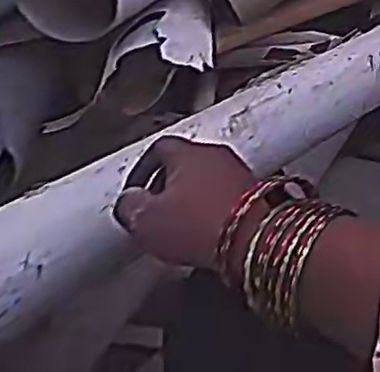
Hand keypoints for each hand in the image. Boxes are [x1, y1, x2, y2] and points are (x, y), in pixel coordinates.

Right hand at [114, 136, 255, 270]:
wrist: (249, 232)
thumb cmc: (196, 222)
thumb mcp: (145, 219)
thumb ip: (130, 205)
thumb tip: (130, 198)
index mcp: (190, 153)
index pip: (160, 147)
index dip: (141, 169)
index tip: (132, 192)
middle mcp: (217, 153)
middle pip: (183, 160)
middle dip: (163, 183)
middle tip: (149, 209)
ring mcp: (236, 167)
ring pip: (202, 174)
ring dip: (185, 193)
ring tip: (171, 221)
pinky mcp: (250, 185)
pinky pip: (219, 188)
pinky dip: (205, 201)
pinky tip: (197, 224)